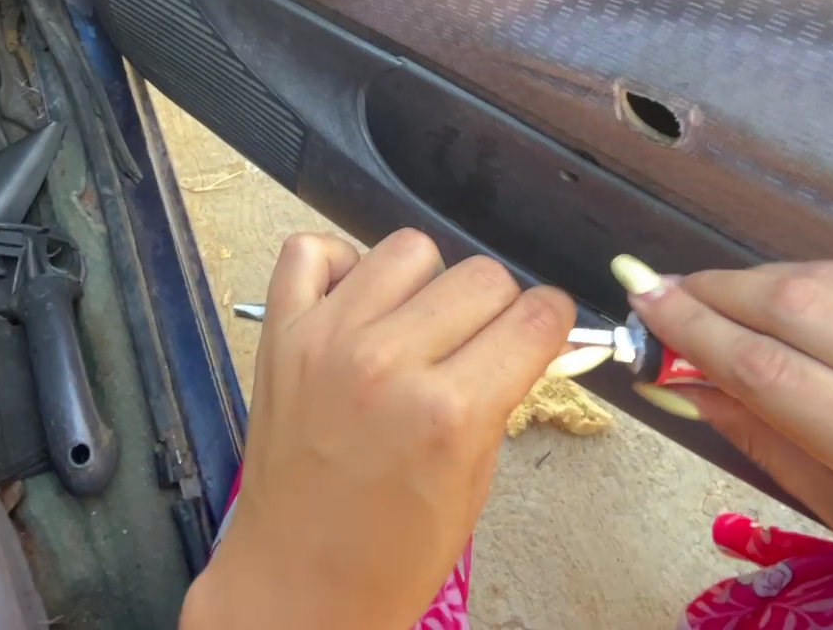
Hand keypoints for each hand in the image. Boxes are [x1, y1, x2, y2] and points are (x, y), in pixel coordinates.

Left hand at [183, 230, 575, 629]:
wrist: (297, 584)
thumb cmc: (394, 551)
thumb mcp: (475, 481)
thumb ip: (501, 394)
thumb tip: (526, 332)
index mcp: (449, 413)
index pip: (535, 317)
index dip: (552, 318)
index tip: (543, 324)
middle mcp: (388, 362)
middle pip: (481, 274)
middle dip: (496, 305)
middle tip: (477, 338)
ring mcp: (327, 338)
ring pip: (408, 247)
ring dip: (425, 282)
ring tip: (412, 322)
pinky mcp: (280, 330)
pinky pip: (310, 249)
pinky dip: (339, 265)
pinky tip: (352, 302)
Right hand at [619, 256, 832, 629]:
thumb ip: (766, 441)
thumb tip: (683, 379)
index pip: (775, 374)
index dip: (696, 329)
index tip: (645, 300)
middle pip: (800, 310)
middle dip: (717, 291)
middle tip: (666, 290)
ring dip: (759, 281)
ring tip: (721, 297)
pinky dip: (816, 279)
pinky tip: (789, 297)